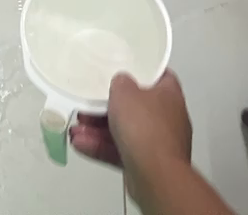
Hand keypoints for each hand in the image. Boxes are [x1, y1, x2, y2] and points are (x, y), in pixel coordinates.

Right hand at [69, 71, 191, 177]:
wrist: (155, 175)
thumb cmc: (146, 127)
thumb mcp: (124, 91)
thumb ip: (121, 82)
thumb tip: (121, 83)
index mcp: (169, 95)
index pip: (159, 76)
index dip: (141, 72)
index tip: (123, 70)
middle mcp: (168, 119)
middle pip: (136, 107)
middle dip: (109, 107)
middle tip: (89, 104)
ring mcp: (158, 144)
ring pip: (125, 131)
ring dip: (99, 129)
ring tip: (78, 127)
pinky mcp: (147, 165)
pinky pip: (121, 151)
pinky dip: (102, 147)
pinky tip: (81, 144)